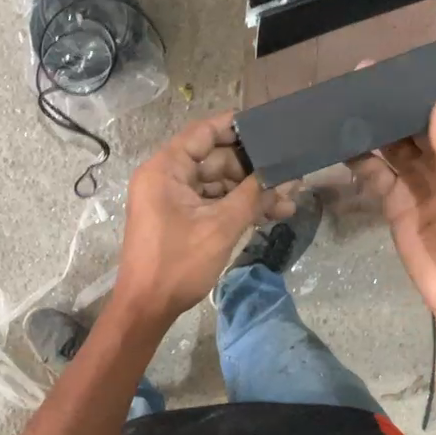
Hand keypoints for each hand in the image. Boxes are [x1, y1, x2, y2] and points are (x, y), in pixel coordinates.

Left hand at [116, 112, 292, 321]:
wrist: (146, 308)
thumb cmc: (177, 264)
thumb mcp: (220, 227)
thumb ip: (254, 197)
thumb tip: (286, 176)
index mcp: (165, 169)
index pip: (203, 132)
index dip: (236, 127)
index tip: (270, 126)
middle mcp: (165, 178)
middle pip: (214, 160)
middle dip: (252, 170)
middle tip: (289, 174)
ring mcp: (171, 200)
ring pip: (217, 185)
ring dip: (249, 193)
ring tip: (288, 202)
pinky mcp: (178, 220)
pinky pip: (210, 204)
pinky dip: (235, 208)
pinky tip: (270, 215)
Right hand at [347, 93, 435, 317]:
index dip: (432, 91)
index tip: (404, 70)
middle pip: (421, 126)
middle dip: (397, 106)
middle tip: (363, 79)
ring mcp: (424, 184)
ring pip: (398, 148)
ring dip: (377, 130)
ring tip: (348, 107)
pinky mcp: (399, 205)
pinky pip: (380, 176)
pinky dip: (364, 163)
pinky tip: (346, 147)